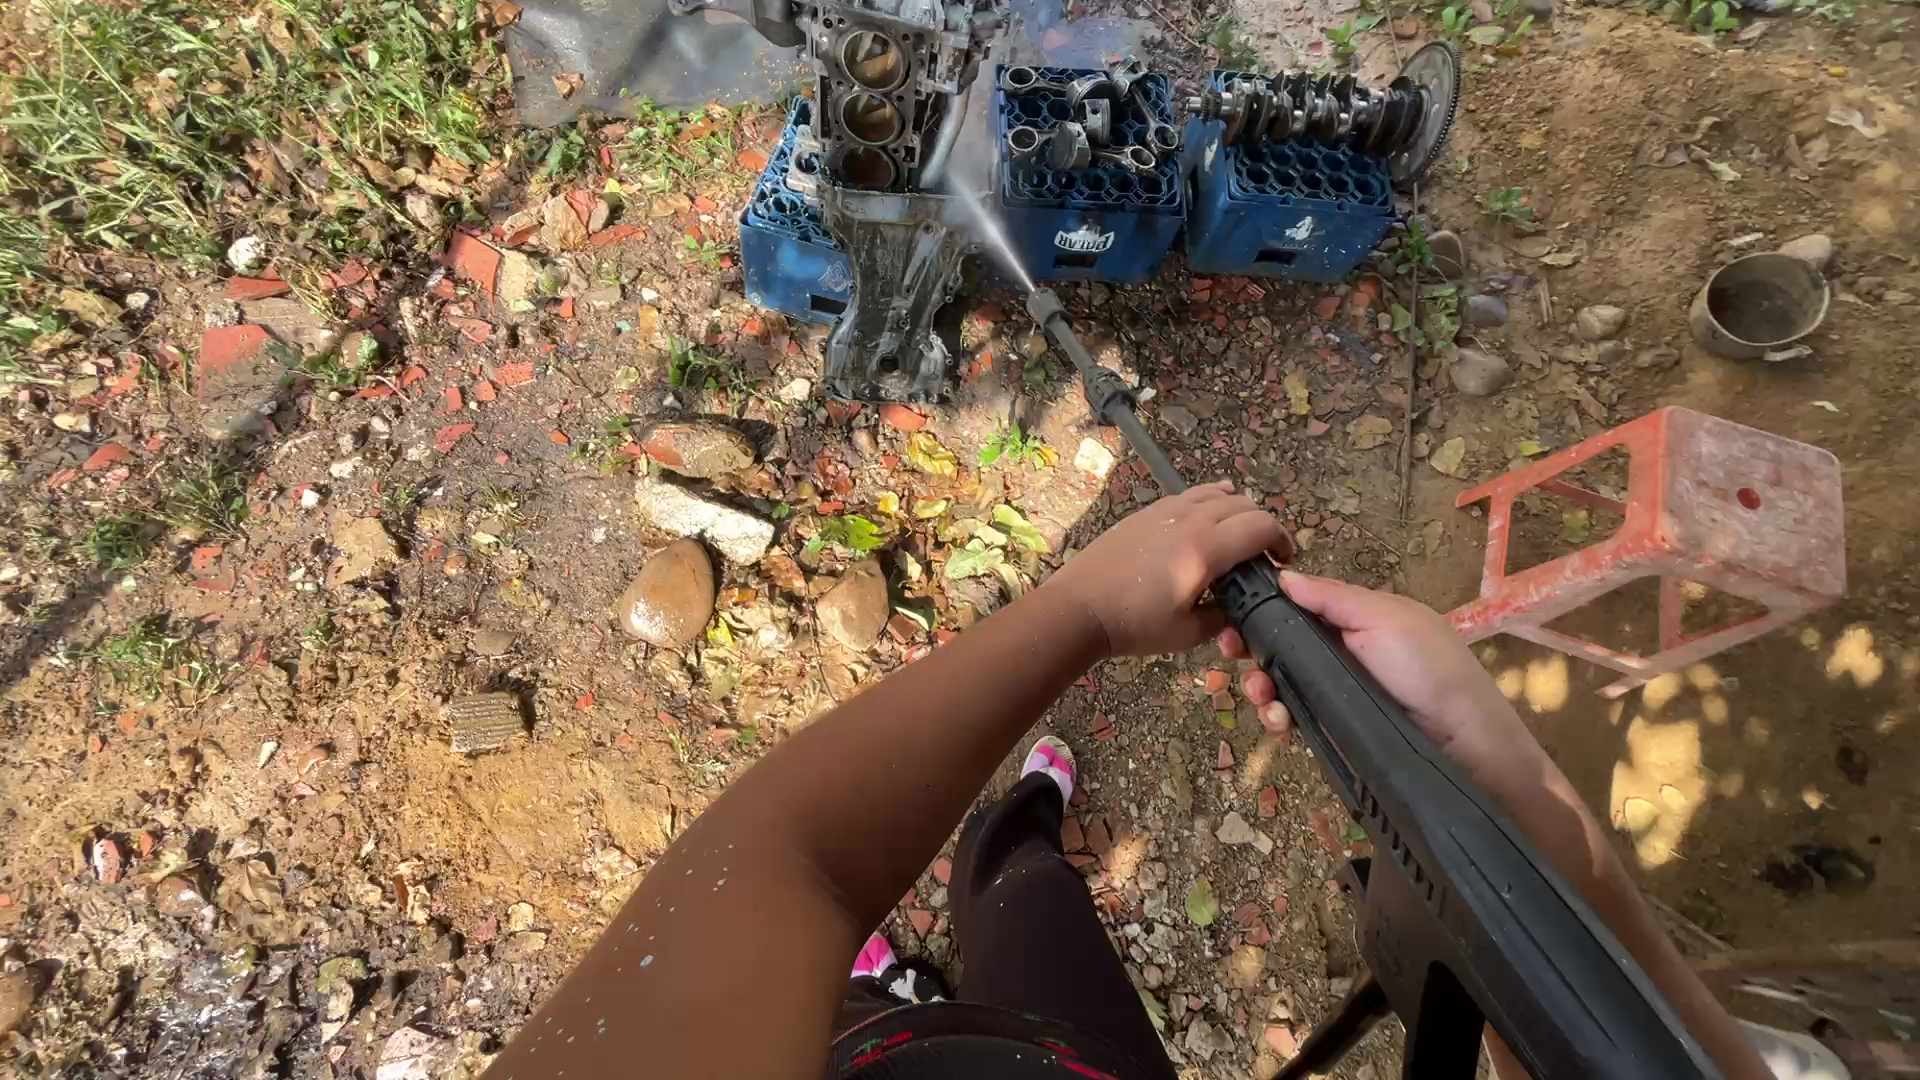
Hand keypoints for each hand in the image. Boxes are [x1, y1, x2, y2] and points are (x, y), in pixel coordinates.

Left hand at [1044, 482, 1289, 658]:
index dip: (1283, 540)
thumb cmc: (1133, 624)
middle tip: (1263, 554)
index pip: (1261, 527)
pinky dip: (1209, 501)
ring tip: (1238, 534)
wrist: (1079, 607)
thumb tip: (1237, 605)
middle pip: (1243, 505)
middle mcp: (1189, 520)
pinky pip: (1188, 495)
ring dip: (1237, 509)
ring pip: (1216, 493)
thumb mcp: (1188, 633)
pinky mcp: (1145, 512)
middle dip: (1263, 526)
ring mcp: (1164, 510)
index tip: (1285, 560)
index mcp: (1205, 550)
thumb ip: (1223, 616)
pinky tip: (1207, 517)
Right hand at [1221, 571, 1543, 784]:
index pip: (1294, 607)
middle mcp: (1337, 653)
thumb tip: (1282, 575)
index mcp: (1352, 619)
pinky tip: (1279, 721)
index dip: (1261, 607)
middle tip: (1229, 652)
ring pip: (1275, 682)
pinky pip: (1289, 716)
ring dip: (1259, 686)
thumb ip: (1331, 597)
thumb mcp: (1385, 618)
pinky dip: (1276, 716)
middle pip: (1276, 644)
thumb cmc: (1428, 670)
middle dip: (1248, 647)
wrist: (1464, 747)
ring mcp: (1330, 692)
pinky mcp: (1328, 727)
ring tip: (1262, 697)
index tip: (1232, 612)